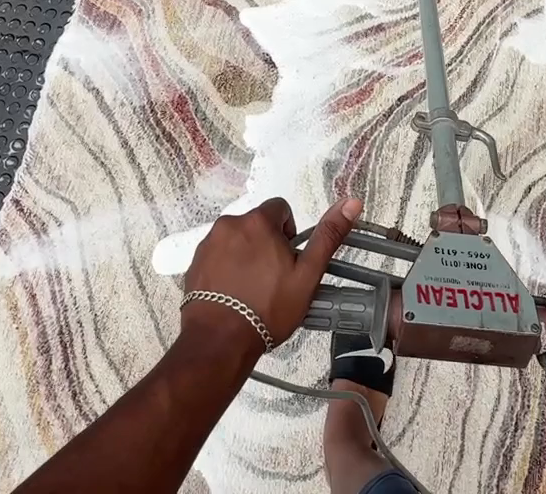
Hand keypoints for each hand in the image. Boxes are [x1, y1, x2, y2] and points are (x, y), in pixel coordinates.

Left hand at [181, 196, 361, 354]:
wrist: (219, 342)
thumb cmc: (268, 308)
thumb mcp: (308, 274)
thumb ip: (329, 235)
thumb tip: (352, 202)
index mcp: (258, 221)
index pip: (280, 209)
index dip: (289, 233)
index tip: (288, 261)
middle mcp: (229, 224)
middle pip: (257, 225)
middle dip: (266, 244)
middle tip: (273, 279)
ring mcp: (207, 244)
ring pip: (236, 240)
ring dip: (246, 255)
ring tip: (252, 290)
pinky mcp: (193, 264)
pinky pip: (217, 256)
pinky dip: (226, 268)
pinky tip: (232, 295)